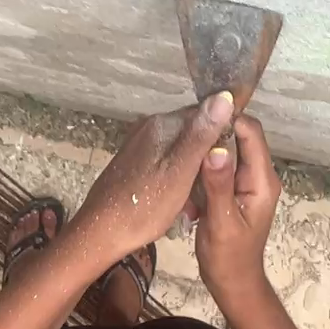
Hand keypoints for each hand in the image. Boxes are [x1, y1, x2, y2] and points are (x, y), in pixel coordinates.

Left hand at [68, 91, 234, 263]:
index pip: (205, 114)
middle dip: (207, 156)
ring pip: (181, 149)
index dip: (222, 136)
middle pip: (193, 132)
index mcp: (162, 124)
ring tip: (197, 199)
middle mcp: (150, 127)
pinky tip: (180, 200)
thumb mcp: (180, 171)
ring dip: (194, 171)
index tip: (229, 162)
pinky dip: (178, 177)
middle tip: (212, 186)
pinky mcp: (135, 162)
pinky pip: (167, 162)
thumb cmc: (144, 206)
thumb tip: (224, 96)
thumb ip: (201, 135)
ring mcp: (140, 144)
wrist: (100, 233)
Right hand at [194, 115, 281, 299]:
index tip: (198, 114)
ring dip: (205, 151)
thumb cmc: (228, 257)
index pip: (250, 133)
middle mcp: (258, 175)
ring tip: (180, 150)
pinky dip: (202, 168)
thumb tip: (215, 148)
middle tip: (182, 131)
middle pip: (239, 136)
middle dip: (213, 132)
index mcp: (262, 180)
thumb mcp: (221, 222)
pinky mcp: (232, 188)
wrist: (232, 282)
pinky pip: (218, 166)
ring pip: (226, 150)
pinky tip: (184, 176)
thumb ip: (218, 185)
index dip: (228, 117)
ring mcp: (246, 181)